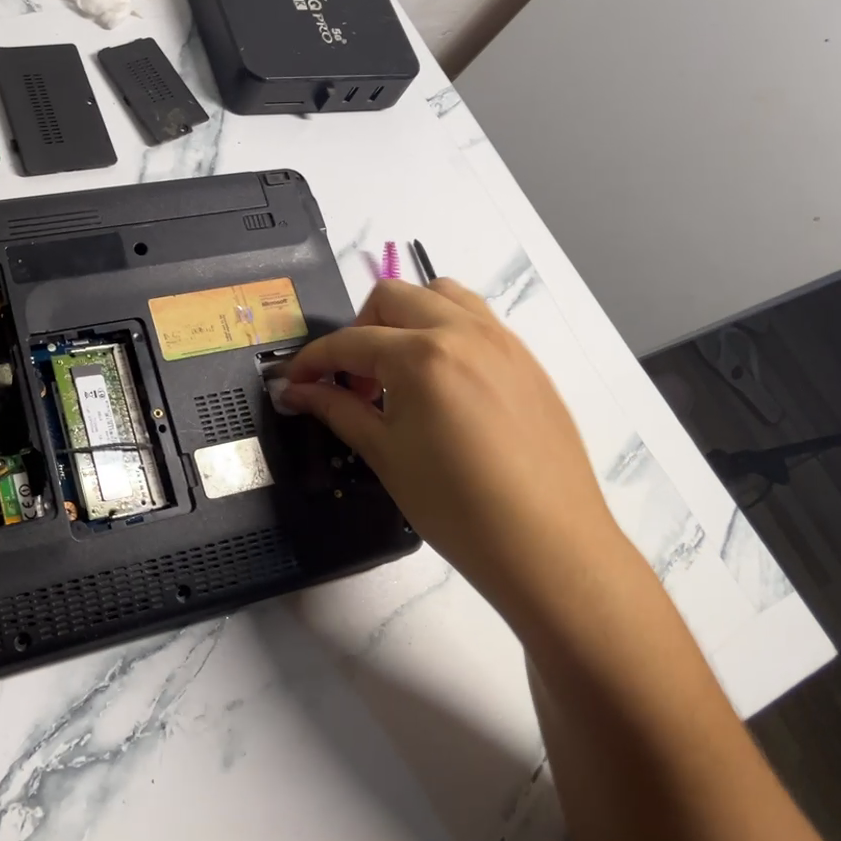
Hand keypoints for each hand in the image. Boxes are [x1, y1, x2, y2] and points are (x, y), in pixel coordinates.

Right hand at [281, 278, 619, 614]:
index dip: (312, 361)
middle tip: (352, 381)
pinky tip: (440, 386)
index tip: (293, 383)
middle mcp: (463, 333)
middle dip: (359, 330)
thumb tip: (296, 391)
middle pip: (392, 298)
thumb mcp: (384, 454)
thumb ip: (337, 409)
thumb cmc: (455, 506)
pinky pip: (476, 320)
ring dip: (406, 318)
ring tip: (397, 370)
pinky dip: (445, 332)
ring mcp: (502, 342)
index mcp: (422, 356)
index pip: (349, 341)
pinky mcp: (527, 361)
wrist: (547, 545)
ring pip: (441, 295)